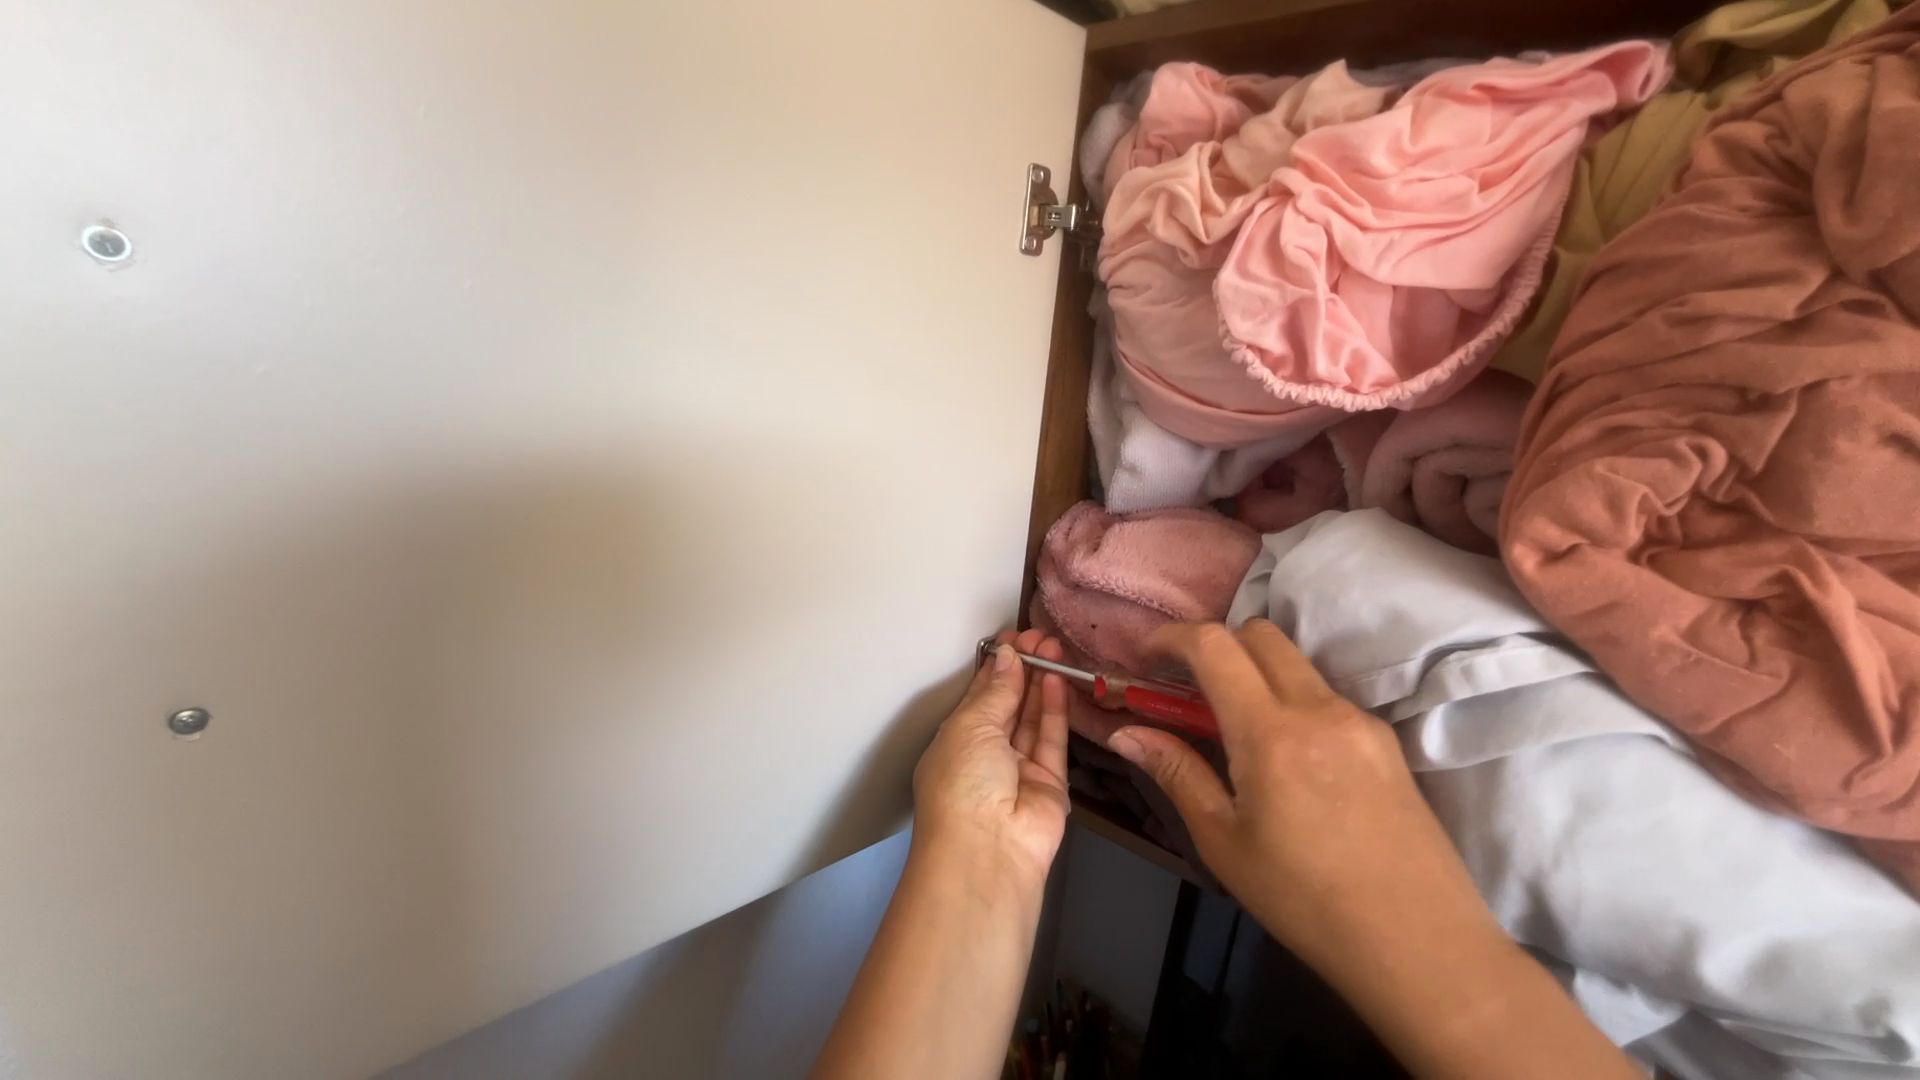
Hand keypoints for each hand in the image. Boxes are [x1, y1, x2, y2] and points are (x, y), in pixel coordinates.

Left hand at [912, 629, 1070, 889]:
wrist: (988, 852)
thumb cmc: (962, 783)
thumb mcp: (970, 727)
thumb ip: (995, 691)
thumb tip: (1005, 656)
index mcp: (955, 741)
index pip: (979, 696)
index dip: (996, 666)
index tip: (1013, 637)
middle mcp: (986, 754)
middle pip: (1008, 704)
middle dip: (1022, 669)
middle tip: (1039, 636)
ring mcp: (1019, 769)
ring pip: (1033, 718)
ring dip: (1040, 682)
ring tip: (1052, 647)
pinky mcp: (1051, 782)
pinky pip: (1052, 738)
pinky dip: (1055, 708)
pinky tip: (1056, 678)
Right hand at [1104, 619, 1497, 970]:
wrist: (1424, 948)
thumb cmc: (1306, 902)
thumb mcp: (1223, 841)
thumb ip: (1175, 773)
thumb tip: (1123, 732)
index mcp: (1272, 734)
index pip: (1214, 646)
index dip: (1172, 637)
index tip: (1146, 656)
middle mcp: (1320, 709)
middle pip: (1259, 634)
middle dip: (1214, 643)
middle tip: (1185, 686)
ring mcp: (1359, 720)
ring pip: (1294, 662)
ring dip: (1252, 670)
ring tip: (1229, 724)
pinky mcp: (1385, 740)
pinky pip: (1323, 694)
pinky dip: (1287, 697)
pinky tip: (1282, 754)